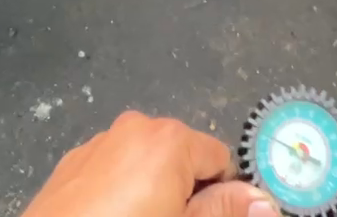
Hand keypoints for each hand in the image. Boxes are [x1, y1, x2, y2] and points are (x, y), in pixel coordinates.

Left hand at [22, 110, 279, 216]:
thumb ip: (224, 211)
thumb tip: (263, 202)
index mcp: (170, 139)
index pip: (219, 158)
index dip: (220, 195)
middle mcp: (136, 128)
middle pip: (182, 156)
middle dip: (184, 192)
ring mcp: (100, 143)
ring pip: (144, 163)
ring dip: (150, 192)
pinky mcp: (73, 164)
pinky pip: (112, 170)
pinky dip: (118, 193)